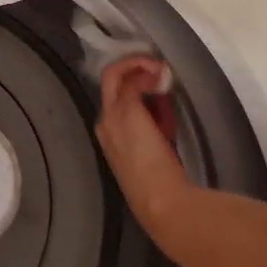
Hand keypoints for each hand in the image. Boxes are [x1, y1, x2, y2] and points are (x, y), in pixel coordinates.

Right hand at [95, 55, 188, 231]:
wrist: (160, 202)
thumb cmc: (159, 187)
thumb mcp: (149, 153)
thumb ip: (151, 127)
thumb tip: (160, 105)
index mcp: (108, 134)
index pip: (115, 99)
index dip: (135, 86)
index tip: (155, 86)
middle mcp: (104, 120)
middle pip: (108, 80)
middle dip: (129, 67)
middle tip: (152, 65)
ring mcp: (112, 114)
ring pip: (116, 75)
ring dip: (138, 66)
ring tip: (160, 68)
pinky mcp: (127, 109)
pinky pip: (133, 79)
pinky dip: (146, 70)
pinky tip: (162, 72)